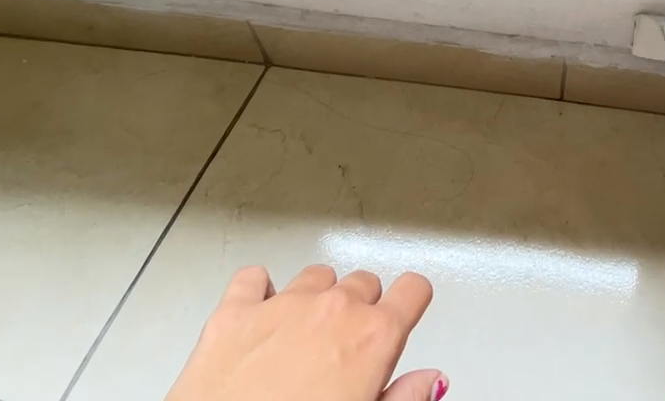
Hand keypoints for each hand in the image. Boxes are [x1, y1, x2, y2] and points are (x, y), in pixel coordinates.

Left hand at [166, 265, 444, 400]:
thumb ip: (404, 396)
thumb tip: (432, 380)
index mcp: (373, 337)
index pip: (413, 289)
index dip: (411, 300)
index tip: (405, 309)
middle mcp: (334, 309)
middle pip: (364, 281)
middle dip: (359, 308)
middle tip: (345, 348)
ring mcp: (282, 306)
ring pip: (316, 276)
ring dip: (315, 299)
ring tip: (302, 336)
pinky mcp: (233, 313)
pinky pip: (253, 278)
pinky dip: (258, 291)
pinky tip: (259, 314)